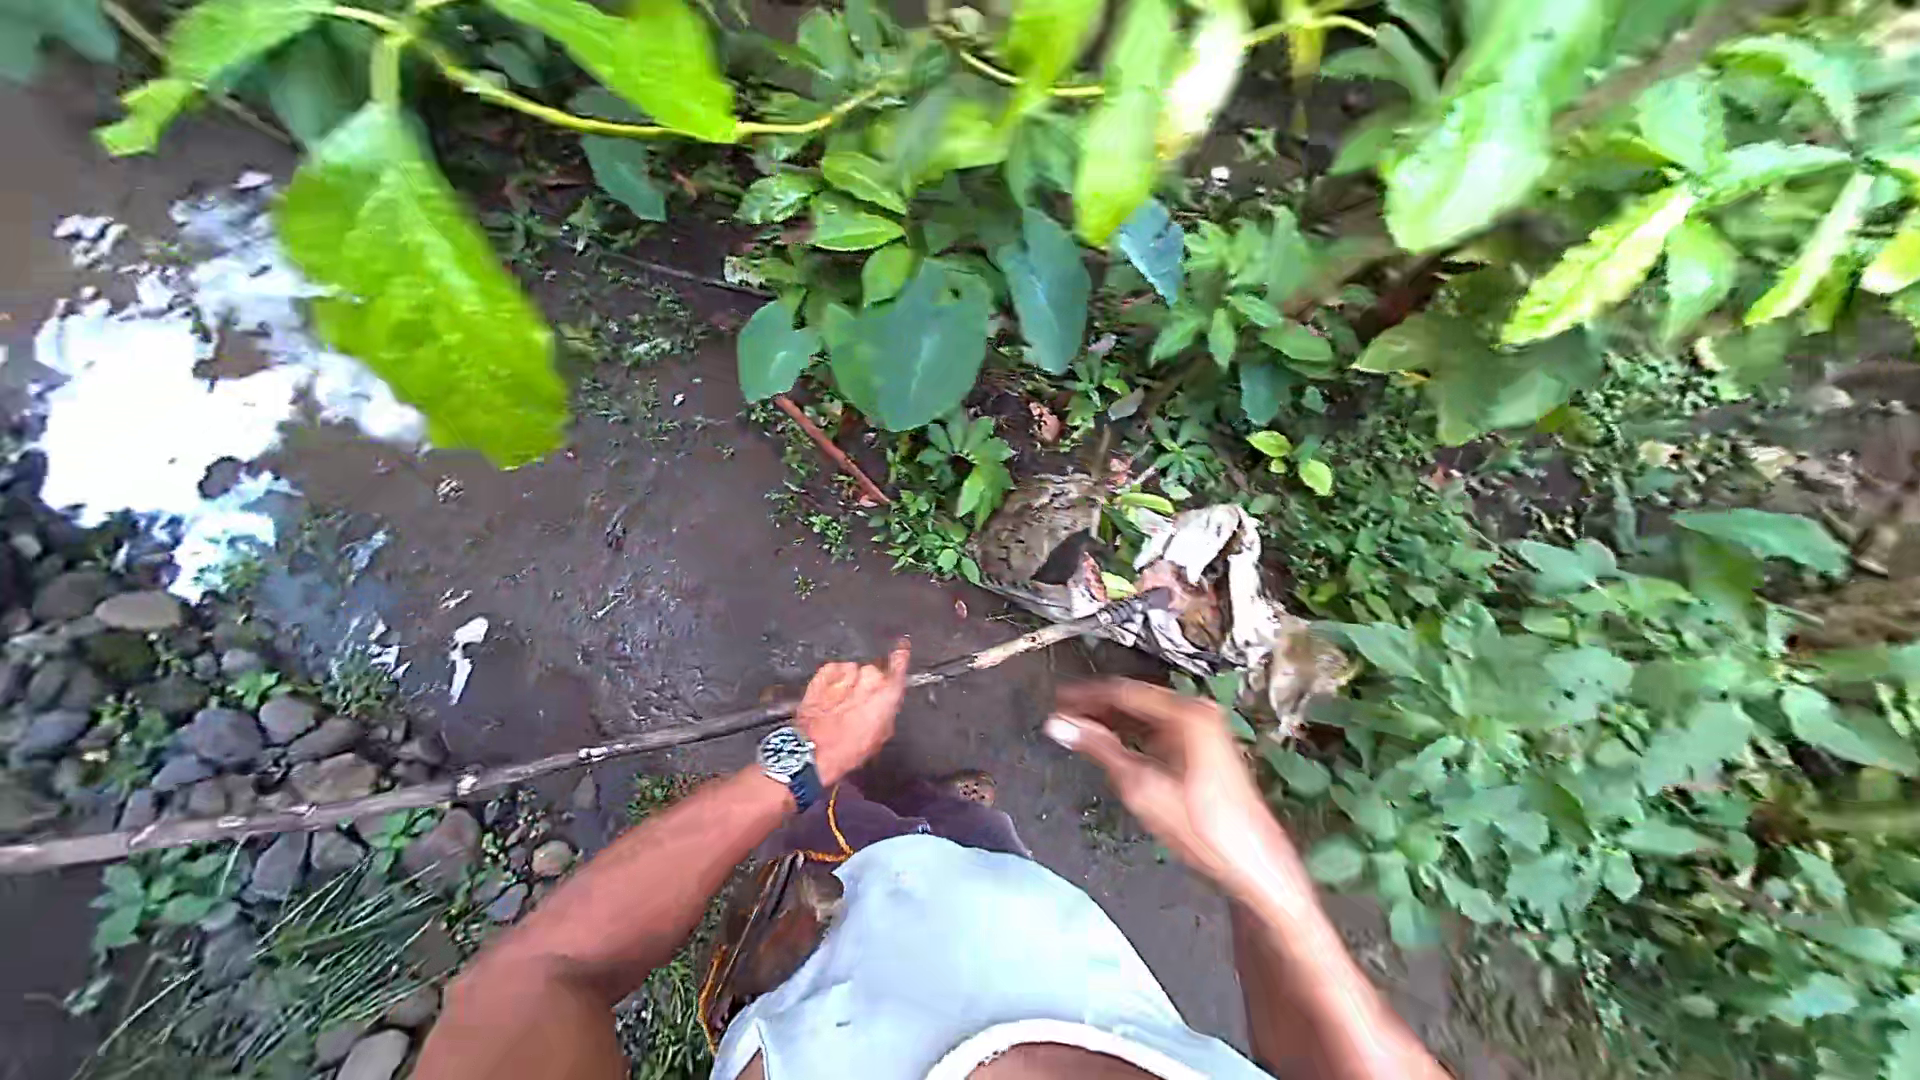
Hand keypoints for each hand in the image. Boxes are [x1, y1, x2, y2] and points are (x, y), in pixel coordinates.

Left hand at [795, 640, 910, 785]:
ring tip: (840, 704)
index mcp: (887, 692)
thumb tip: (886, 701)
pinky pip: (835, 671)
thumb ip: (887, 710)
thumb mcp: (880, 736)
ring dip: (849, 683)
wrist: (812, 750)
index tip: (902, 648)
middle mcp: (869, 677)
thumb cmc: (848, 749)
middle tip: (857, 705)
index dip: (901, 655)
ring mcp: (846, 672)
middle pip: (873, 672)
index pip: (900, 662)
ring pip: (853, 671)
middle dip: (867, 685)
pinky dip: (833, 681)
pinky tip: (829, 698)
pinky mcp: (825, 672)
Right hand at [1048, 679, 1313, 910]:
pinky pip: (1159, 727)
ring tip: (1081, 728)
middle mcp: (1198, 712)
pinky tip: (1113, 743)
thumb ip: (1098, 749)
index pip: (1122, 692)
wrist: (1255, 865)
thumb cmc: (1204, 829)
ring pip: (1146, 713)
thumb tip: (1062, 726)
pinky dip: (1134, 732)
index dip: (1086, 696)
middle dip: (1097, 707)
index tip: (1059, 701)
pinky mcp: (1206, 744)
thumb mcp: (1140, 786)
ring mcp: (1205, 727)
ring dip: (1113, 720)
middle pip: (1135, 699)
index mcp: (1186, 713)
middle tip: (1065, 714)